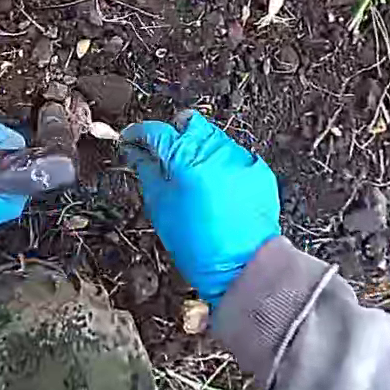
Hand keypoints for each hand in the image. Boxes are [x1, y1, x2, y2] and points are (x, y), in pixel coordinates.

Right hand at [122, 112, 280, 305]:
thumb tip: (136, 152)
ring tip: (192, 177)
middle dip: (173, 134)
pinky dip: (220, 163)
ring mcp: (238, 156)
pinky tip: (215, 187)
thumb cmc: (200, 246)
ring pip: (210, 135)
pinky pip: (231, 154)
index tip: (132, 140)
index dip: (139, 134)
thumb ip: (147, 172)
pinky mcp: (256, 167)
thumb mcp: (161, 208)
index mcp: (185, 158)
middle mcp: (214, 149)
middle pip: (187, 122)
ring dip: (197, 148)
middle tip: (165, 156)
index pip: (155, 130)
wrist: (244, 267)